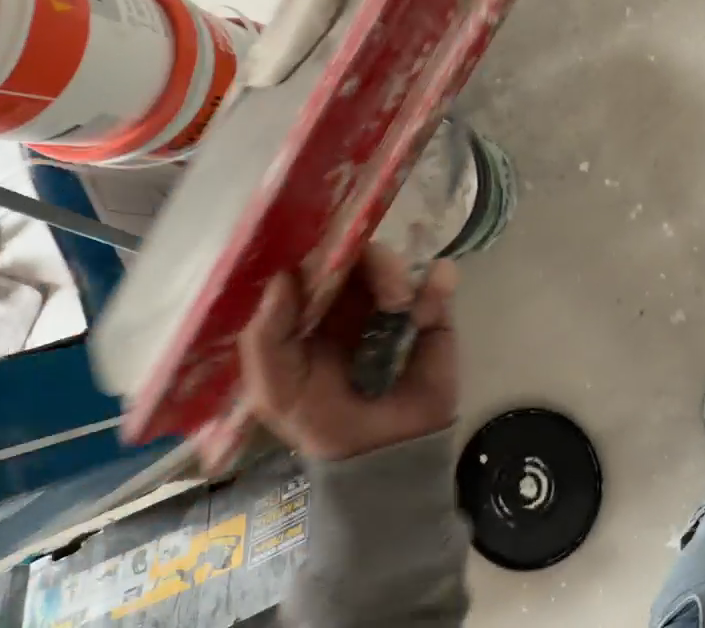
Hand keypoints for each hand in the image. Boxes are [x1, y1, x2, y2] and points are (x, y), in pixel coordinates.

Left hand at [239, 248, 460, 461]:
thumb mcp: (276, 390)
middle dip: (365, 261)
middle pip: (356, 255)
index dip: (319, 253)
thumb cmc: (323, 421)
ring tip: (400, 306)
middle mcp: (350, 300)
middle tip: (369, 284)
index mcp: (310, 313)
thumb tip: (286, 277)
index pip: (313, 266)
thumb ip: (265, 339)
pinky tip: (431, 300)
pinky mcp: (433, 313)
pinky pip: (440, 280)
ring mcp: (394, 304)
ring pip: (396, 261)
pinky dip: (437, 281)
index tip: (328, 252)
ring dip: (396, 274)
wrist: (386, 452)